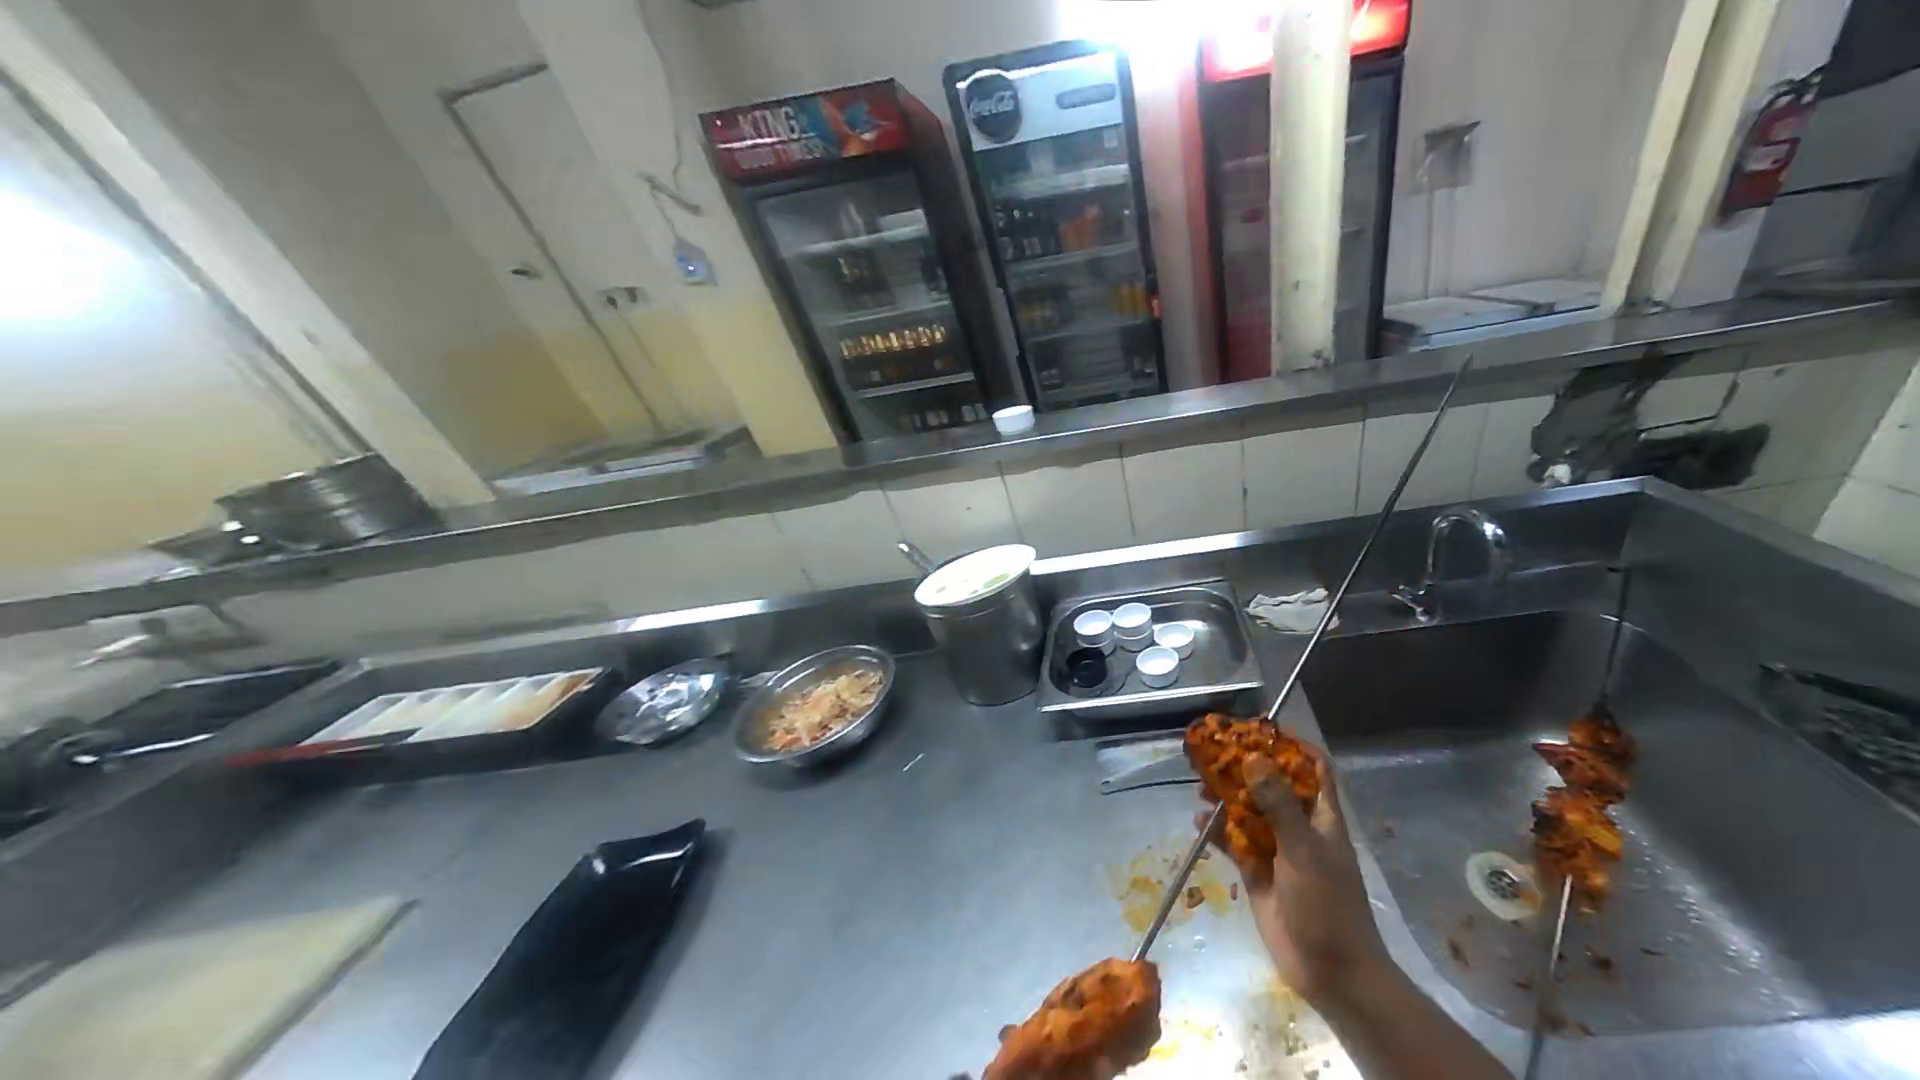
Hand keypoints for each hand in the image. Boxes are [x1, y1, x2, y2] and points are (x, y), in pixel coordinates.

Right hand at [1204, 739, 1388, 1005]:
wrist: (1333, 972)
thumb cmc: (1328, 906)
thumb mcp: (1304, 850)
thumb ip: (1278, 805)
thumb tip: (1253, 758)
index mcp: (1322, 818)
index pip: (1313, 769)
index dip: (1293, 746)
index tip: (1261, 729)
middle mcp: (1299, 827)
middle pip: (1272, 785)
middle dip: (1246, 767)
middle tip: (1214, 752)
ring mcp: (1278, 850)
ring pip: (1249, 812)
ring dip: (1226, 797)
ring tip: (1200, 784)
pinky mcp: (1258, 873)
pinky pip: (1234, 842)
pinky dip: (1217, 831)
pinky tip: (1199, 822)